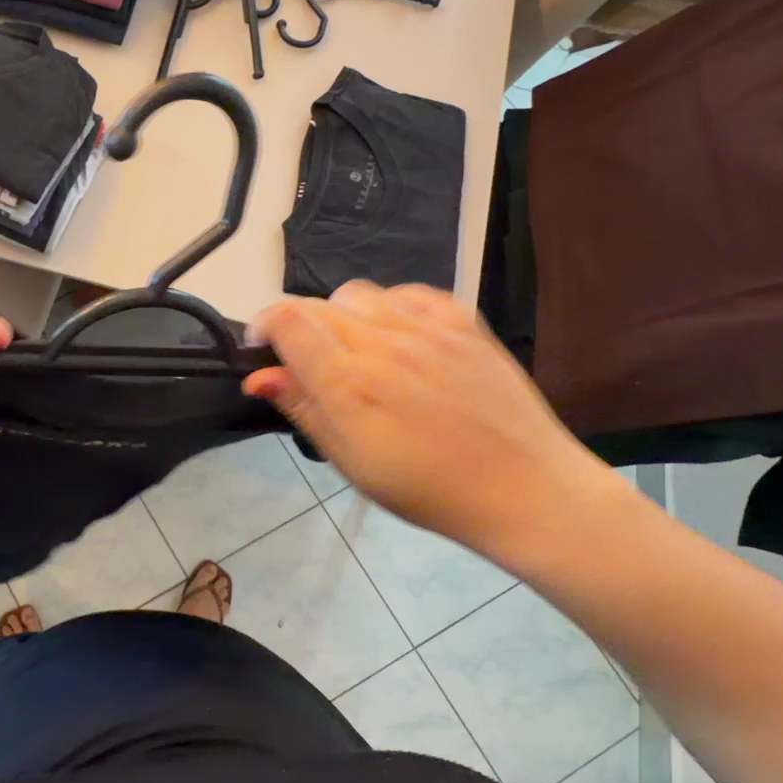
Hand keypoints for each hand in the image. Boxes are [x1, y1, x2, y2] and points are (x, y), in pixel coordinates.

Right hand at [244, 281, 623, 556]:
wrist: (523, 488)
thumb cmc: (425, 488)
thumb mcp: (350, 460)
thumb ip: (303, 409)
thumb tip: (259, 377)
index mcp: (349, 382)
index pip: (287, 321)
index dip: (264, 329)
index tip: (262, 352)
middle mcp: (383, 343)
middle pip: (317, 306)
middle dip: (297, 327)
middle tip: (306, 365)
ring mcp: (427, 329)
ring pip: (358, 294)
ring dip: (339, 315)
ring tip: (352, 350)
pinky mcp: (463, 324)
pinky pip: (409, 293)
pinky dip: (388, 305)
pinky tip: (395, 334)